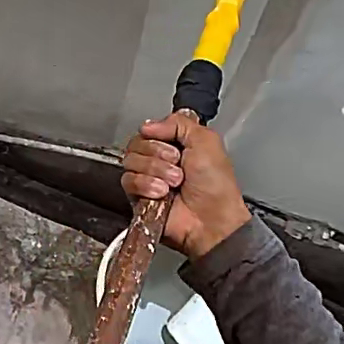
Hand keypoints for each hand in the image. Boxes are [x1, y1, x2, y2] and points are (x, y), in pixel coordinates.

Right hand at [120, 113, 252, 259]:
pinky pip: (128, 180)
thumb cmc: (216, 187)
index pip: (149, 129)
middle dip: (159, 155)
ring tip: (174, 183)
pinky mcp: (137, 196)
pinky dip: (146, 185)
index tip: (176, 148)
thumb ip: (179, 122)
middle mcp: (158, 159)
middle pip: (136, 143)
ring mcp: (146, 177)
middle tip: (179, 167)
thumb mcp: (206, 141)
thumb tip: (148, 125)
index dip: (160, 136)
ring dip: (156, 171)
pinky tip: (161, 193)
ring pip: (131, 161)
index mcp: (174, 144)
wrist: (211, 220)